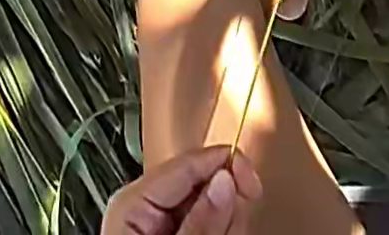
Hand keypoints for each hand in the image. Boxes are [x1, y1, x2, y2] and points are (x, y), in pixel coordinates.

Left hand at [102, 146, 262, 234]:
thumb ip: (200, 224)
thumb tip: (226, 181)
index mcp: (134, 202)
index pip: (192, 160)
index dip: (229, 165)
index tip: (254, 185)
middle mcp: (144, 207)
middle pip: (203, 184)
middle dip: (226, 211)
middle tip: (232, 233)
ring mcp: (156, 226)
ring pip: (209, 207)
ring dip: (224, 228)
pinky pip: (204, 226)